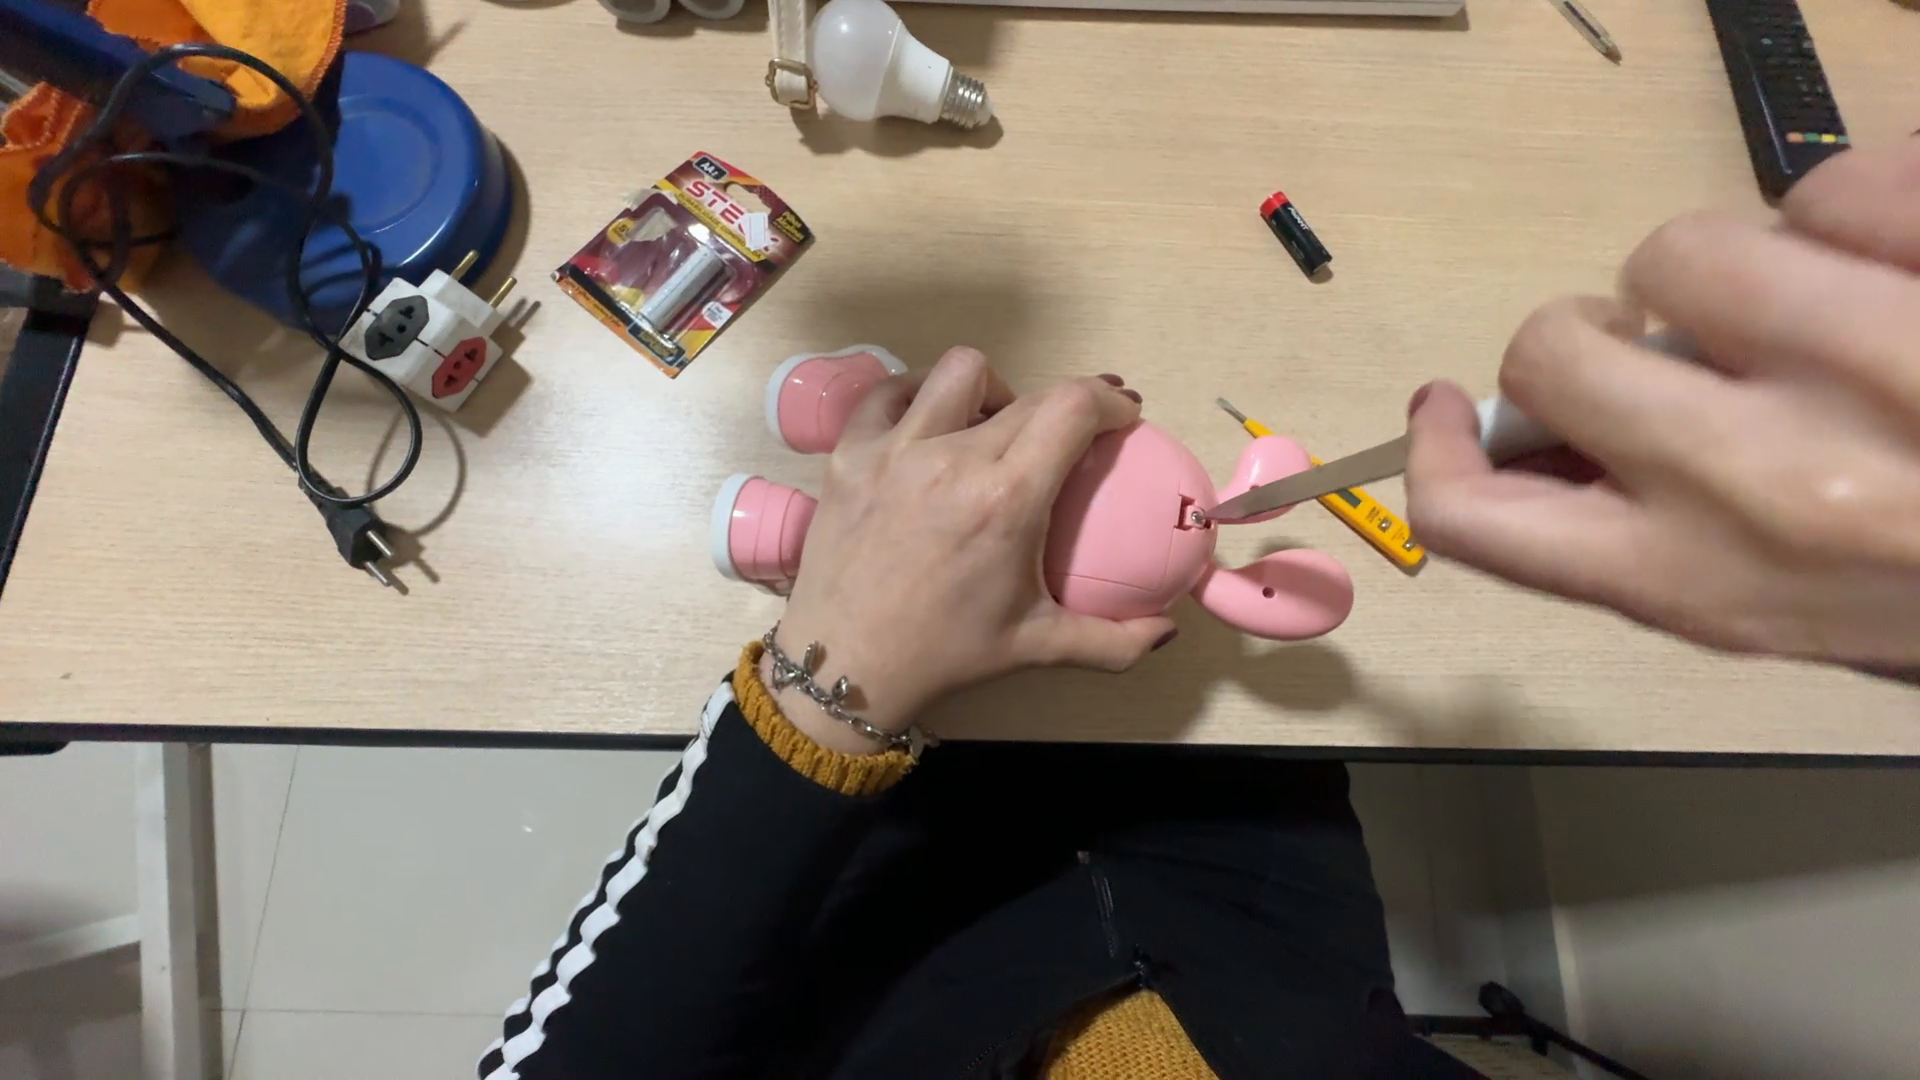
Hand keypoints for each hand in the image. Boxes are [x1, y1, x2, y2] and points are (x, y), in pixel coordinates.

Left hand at [764, 348, 1176, 753]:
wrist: (846, 665)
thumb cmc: (945, 654)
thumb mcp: (1037, 646)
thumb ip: (1112, 641)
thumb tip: (1169, 630)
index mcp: (1005, 499)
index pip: (1073, 408)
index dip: (1109, 399)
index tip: (1120, 417)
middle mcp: (950, 458)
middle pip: (1029, 395)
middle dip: (1064, 408)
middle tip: (1065, 440)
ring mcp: (893, 448)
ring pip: (960, 371)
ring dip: (993, 390)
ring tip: (992, 426)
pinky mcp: (849, 451)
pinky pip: (890, 392)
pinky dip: (919, 396)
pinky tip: (929, 425)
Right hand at [1405, 138, 1919, 666]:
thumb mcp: (1763, 600)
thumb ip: (1625, 529)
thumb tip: (1531, 431)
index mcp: (1693, 580)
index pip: (1467, 515)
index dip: (1430, 446)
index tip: (1443, 403)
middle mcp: (1766, 490)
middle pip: (1546, 353)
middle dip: (1580, 336)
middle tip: (1659, 345)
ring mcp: (1887, 370)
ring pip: (1680, 251)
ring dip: (1725, 268)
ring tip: (1825, 302)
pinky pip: (1840, 181)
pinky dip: (1859, 205)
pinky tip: (1912, 261)